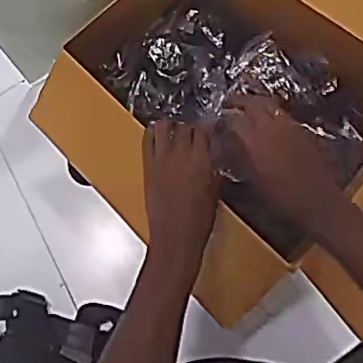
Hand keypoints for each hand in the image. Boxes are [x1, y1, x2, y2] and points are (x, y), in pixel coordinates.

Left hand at [142, 120, 219, 277]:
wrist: (175, 237)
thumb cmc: (198, 220)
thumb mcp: (214, 192)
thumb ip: (213, 170)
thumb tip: (212, 158)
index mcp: (200, 162)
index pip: (203, 130)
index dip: (206, 126)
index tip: (208, 127)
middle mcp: (180, 156)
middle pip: (184, 126)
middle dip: (190, 125)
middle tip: (193, 129)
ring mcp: (161, 160)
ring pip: (163, 126)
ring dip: (171, 124)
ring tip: (175, 128)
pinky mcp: (148, 166)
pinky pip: (147, 141)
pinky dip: (152, 133)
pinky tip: (157, 135)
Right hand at [219, 95, 349, 232]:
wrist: (318, 202)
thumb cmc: (280, 197)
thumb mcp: (251, 179)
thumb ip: (236, 157)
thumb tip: (223, 144)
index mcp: (255, 141)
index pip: (233, 119)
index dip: (222, 119)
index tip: (216, 124)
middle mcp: (272, 127)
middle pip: (252, 103)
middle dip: (238, 101)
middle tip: (228, 104)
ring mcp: (290, 127)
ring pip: (270, 104)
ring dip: (256, 103)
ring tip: (247, 109)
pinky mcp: (303, 131)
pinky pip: (283, 114)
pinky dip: (271, 112)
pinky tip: (268, 123)